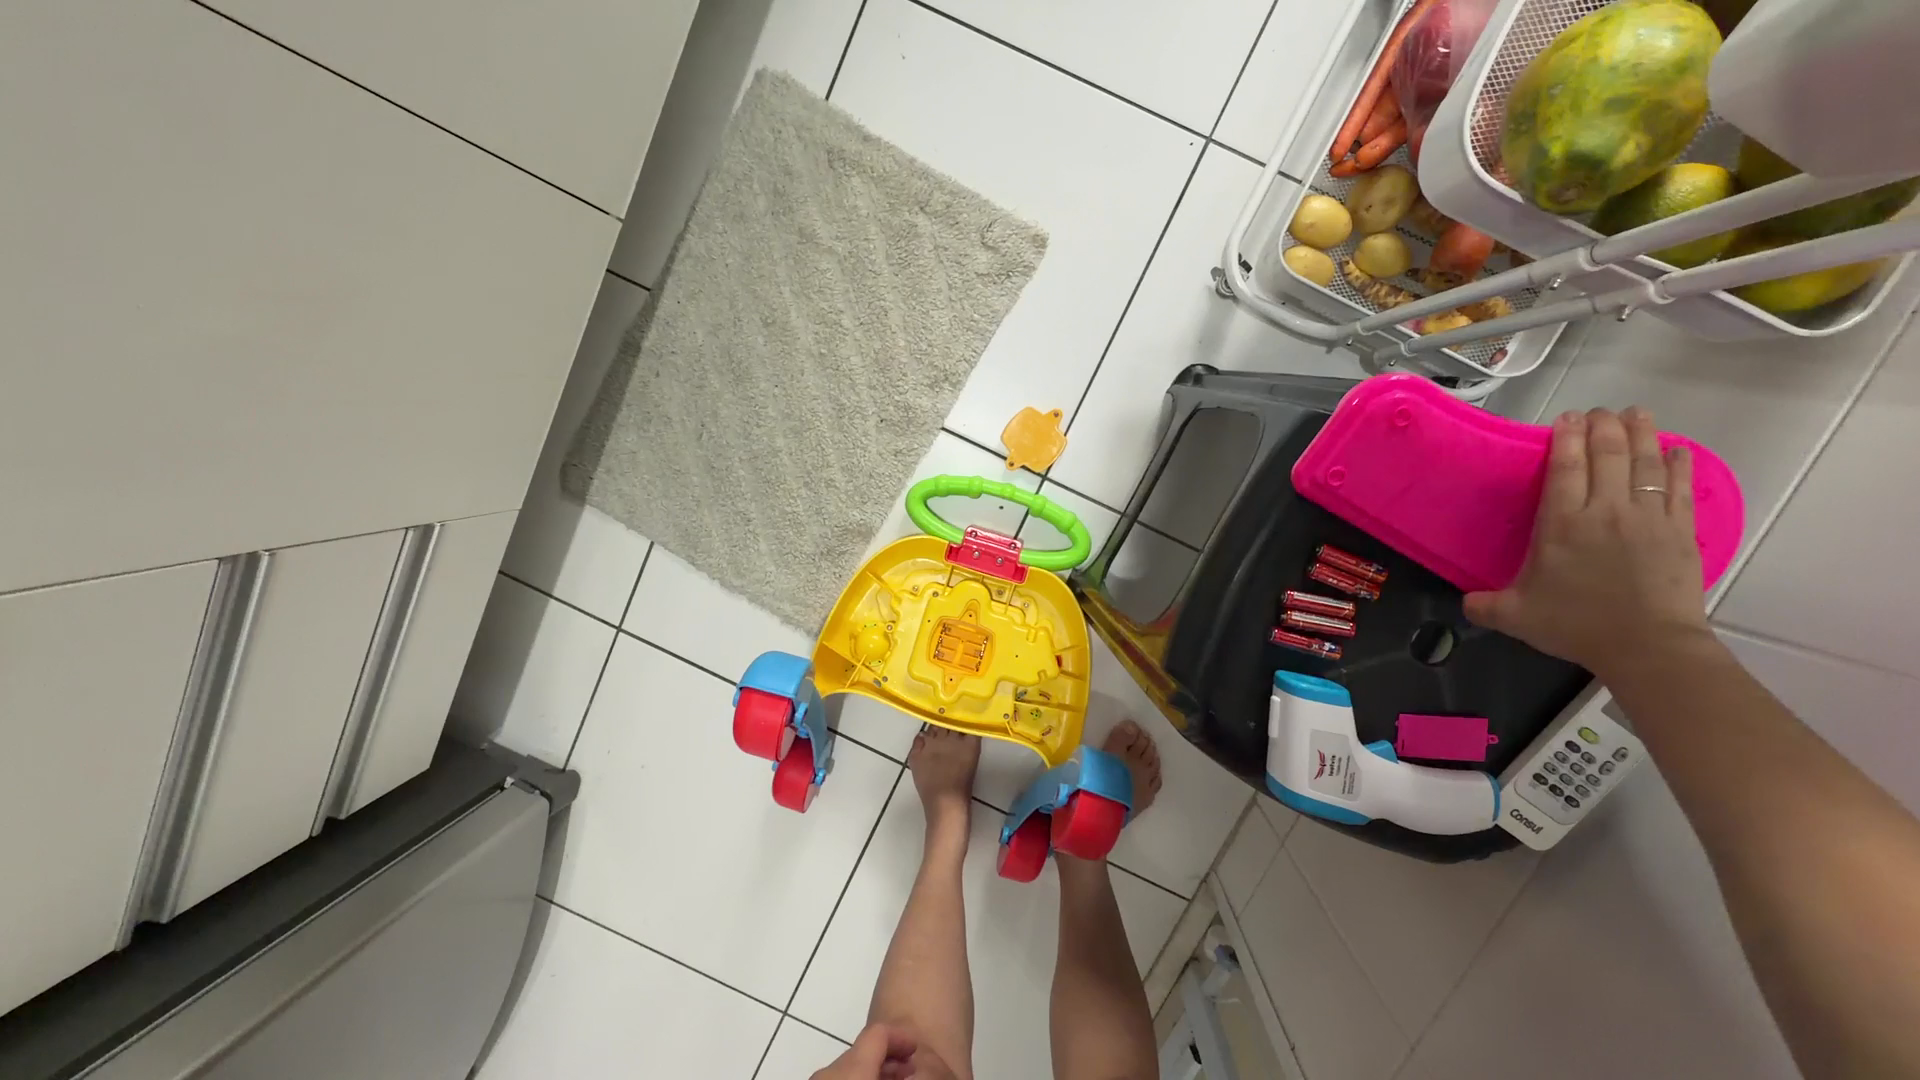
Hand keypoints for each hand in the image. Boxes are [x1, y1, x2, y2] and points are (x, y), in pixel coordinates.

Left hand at [810, 1023, 918, 1079]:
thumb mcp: (887, 1079)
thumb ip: (901, 1071)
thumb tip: (910, 1063)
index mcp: (850, 1065)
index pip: (877, 1033)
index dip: (901, 1036)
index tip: (915, 1048)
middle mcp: (829, 1069)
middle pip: (863, 1049)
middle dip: (888, 1055)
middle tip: (908, 1068)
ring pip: (849, 1066)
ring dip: (873, 1068)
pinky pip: (839, 1078)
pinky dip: (858, 1078)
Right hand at [1464, 408, 1711, 681]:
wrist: (1648, 646)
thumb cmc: (1577, 626)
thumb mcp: (1516, 617)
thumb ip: (1485, 605)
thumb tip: (1464, 601)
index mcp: (1562, 525)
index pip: (1565, 468)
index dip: (1566, 438)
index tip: (1567, 418)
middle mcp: (1605, 511)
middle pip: (1608, 455)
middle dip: (1603, 427)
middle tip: (1599, 412)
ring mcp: (1647, 518)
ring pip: (1645, 463)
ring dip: (1641, 434)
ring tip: (1636, 413)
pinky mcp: (1680, 531)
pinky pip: (1680, 488)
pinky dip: (1678, 464)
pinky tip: (1676, 450)